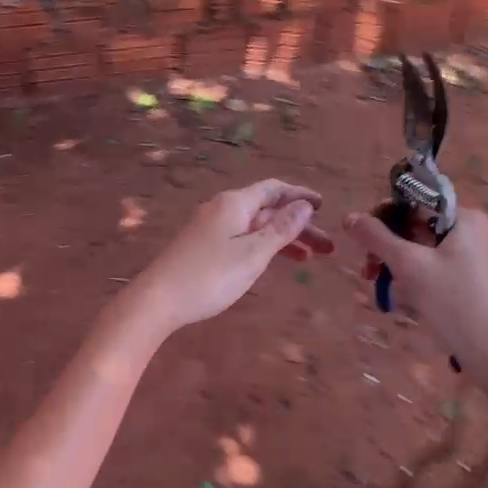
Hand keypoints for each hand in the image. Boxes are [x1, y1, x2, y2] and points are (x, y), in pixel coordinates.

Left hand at [128, 179, 334, 334]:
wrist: (159, 298)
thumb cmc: (210, 276)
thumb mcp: (252, 254)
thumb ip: (280, 229)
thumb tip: (304, 205)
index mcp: (235, 203)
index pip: (274, 189)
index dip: (300, 195)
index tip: (324, 206)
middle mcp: (223, 207)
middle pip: (267, 209)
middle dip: (298, 225)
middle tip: (328, 248)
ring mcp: (211, 226)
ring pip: (256, 226)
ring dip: (283, 238)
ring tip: (310, 259)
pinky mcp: (204, 245)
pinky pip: (242, 237)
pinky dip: (263, 246)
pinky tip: (274, 261)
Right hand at [343, 209, 487, 363]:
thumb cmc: (455, 304)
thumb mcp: (410, 266)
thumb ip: (377, 238)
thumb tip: (349, 216)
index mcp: (466, 218)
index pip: (415, 203)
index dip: (384, 219)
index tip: (363, 243)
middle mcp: (476, 232)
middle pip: (419, 228)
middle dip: (390, 249)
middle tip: (369, 272)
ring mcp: (481, 259)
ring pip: (427, 251)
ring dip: (401, 267)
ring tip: (385, 291)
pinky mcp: (480, 283)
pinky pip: (441, 269)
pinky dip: (420, 280)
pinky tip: (408, 302)